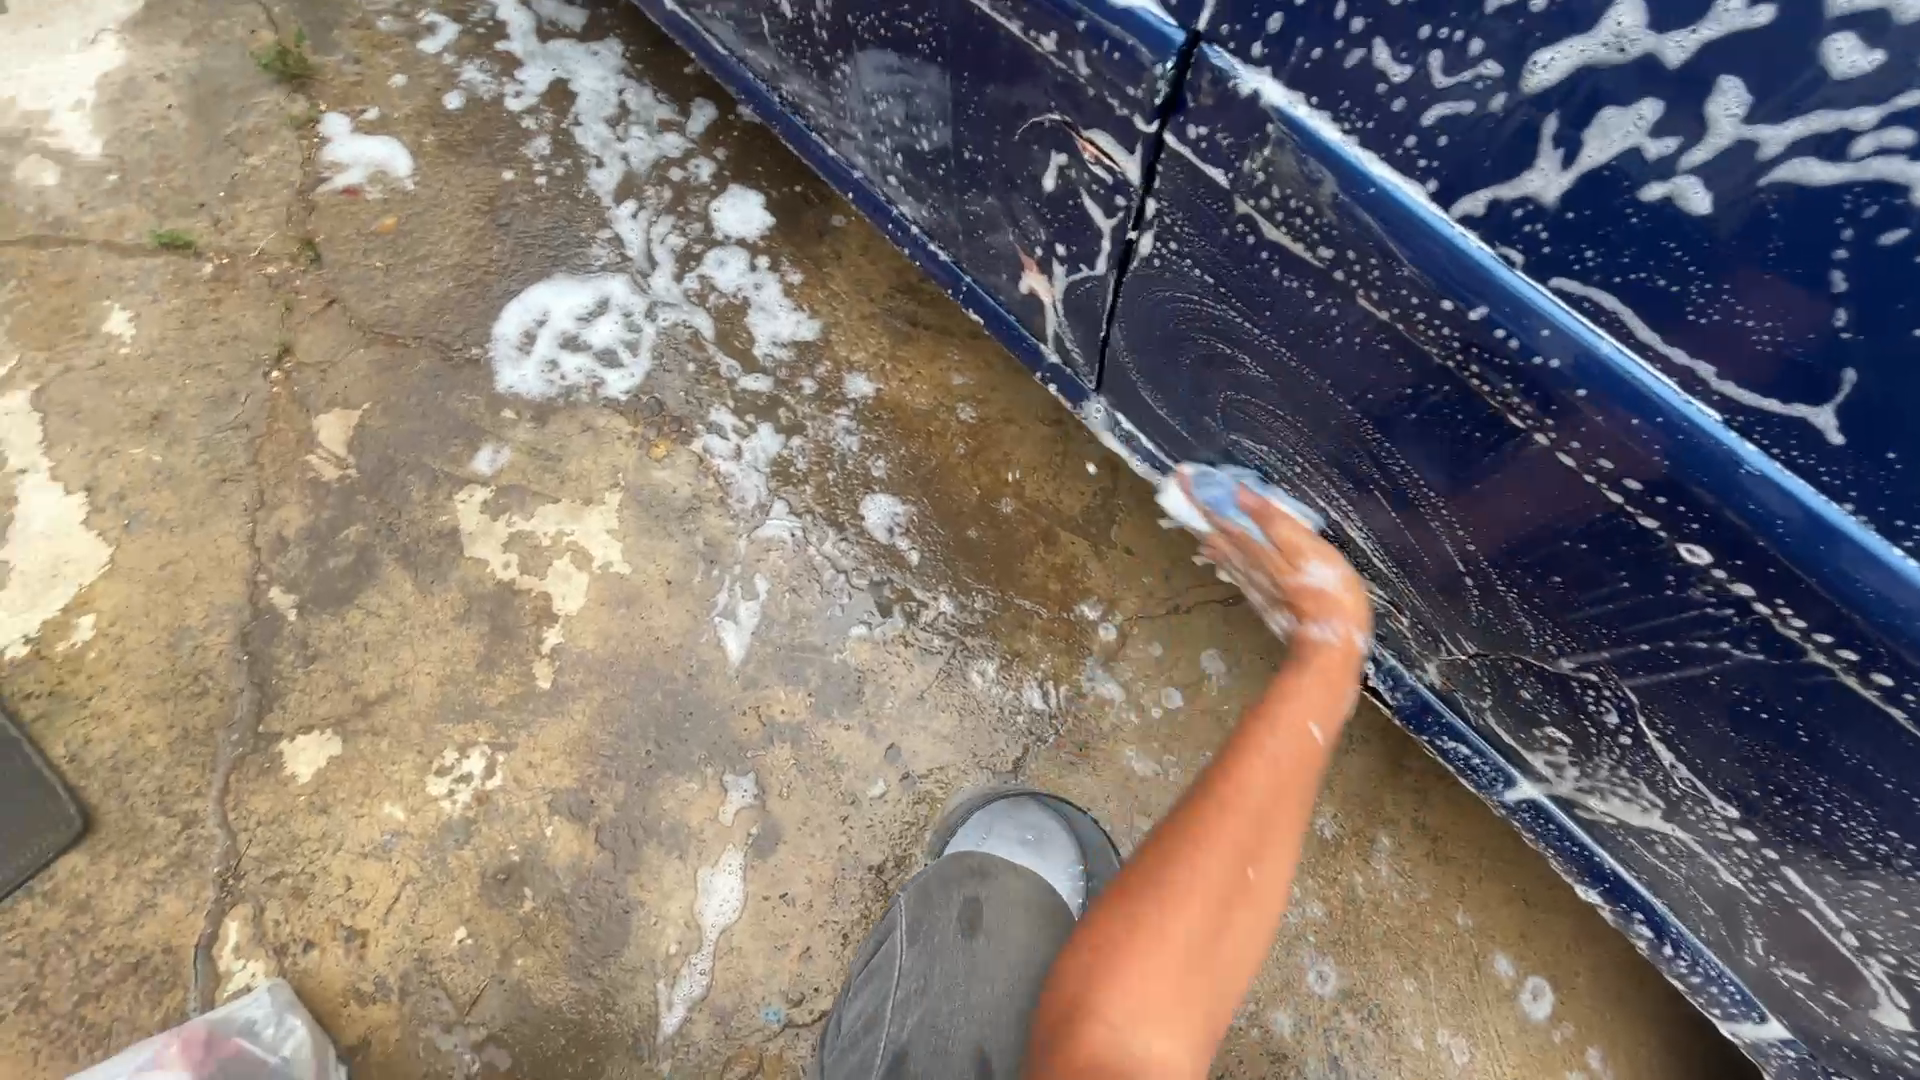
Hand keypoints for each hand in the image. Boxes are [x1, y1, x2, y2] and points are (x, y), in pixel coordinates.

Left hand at [1185, 470, 1372, 660]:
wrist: (1328, 640)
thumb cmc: (1325, 590)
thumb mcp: (1303, 547)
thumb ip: (1271, 519)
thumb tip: (1238, 492)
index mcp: (1249, 545)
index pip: (1216, 513)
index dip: (1199, 493)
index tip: (1181, 473)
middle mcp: (1241, 561)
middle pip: (1210, 530)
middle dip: (1195, 508)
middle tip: (1180, 489)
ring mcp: (1247, 578)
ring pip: (1216, 547)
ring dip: (1202, 528)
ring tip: (1189, 514)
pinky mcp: (1256, 591)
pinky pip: (1227, 564)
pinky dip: (1216, 552)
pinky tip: (1211, 551)